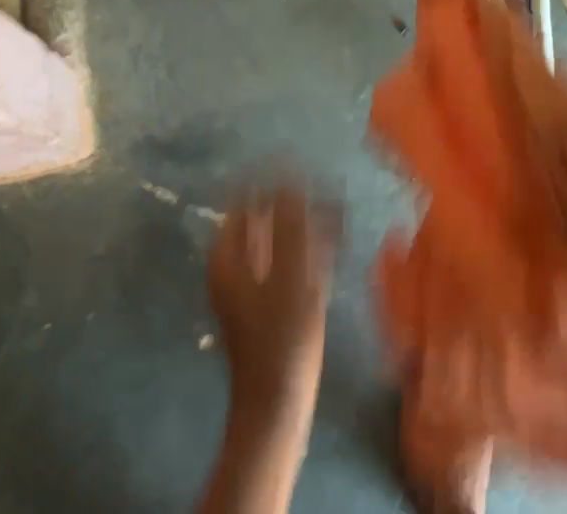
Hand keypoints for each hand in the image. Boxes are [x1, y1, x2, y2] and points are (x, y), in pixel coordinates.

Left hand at [208, 186, 337, 408]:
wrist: (278, 403)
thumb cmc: (281, 337)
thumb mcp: (289, 274)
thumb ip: (290, 223)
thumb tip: (288, 172)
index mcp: (228, 253)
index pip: (246, 197)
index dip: (273, 178)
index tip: (306, 163)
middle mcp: (234, 264)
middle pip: (264, 217)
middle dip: (295, 201)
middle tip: (330, 187)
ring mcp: (251, 284)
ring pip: (279, 239)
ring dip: (306, 224)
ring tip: (338, 210)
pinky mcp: (270, 302)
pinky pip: (288, 262)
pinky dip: (308, 250)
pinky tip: (334, 244)